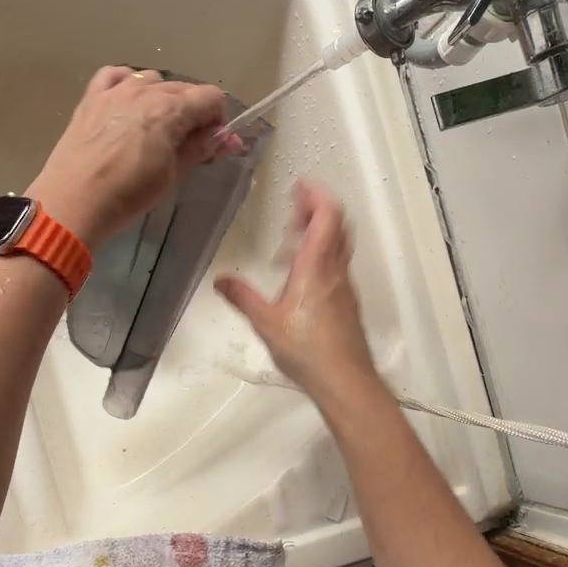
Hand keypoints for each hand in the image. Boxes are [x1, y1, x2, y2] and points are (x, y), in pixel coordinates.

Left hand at [25, 67, 228, 248]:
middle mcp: (144, 90)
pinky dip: (127, 83)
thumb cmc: (127, 194)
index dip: (217, 120)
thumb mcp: (171, 176)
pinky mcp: (91, 98)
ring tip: (153, 128)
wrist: (74, 202)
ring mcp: (115, 90)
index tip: (210, 143)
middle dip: (192, 112)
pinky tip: (126, 104)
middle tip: (186, 144)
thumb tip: (224, 138)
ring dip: (161, 98)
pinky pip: (115, 75)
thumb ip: (199, 149)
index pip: (211, 97)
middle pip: (183, 88)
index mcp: (170, 109)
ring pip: (151, 79)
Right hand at [216, 181, 382, 401]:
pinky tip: (302, 276)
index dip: (316, 195)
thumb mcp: (266, 323)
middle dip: (317, 209)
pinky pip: (337, 265)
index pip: (326, 216)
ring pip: (339, 245)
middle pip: (337, 225)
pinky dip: (322, 254)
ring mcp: (345, 287)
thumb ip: (242, 298)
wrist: (346, 381)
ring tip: (293, 238)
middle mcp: (335, 271)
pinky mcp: (347, 303)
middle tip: (295, 206)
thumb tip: (220, 280)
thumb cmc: (308, 351)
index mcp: (316, 268)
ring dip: (320, 232)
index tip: (300, 185)